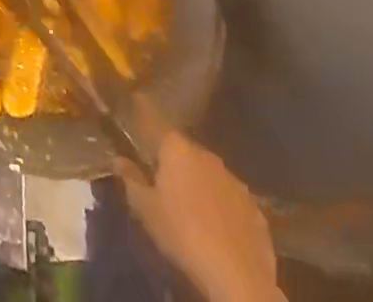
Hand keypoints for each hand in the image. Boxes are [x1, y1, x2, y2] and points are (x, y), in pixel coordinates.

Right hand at [115, 100, 283, 301]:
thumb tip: (118, 158)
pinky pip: (227, 195)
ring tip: (185, 200)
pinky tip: (213, 222)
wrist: (238, 276)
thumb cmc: (182, 234)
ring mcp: (234, 180)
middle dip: (170, 155)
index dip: (143, 108)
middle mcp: (207, 156)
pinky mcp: (253, 207)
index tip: (136, 96)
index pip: (155, 120)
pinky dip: (217, 201)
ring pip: (206, 171)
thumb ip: (130, 179)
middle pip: (182, 148)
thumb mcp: (145, 209)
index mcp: (177, 150)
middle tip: (157, 170)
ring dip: (195, 179)